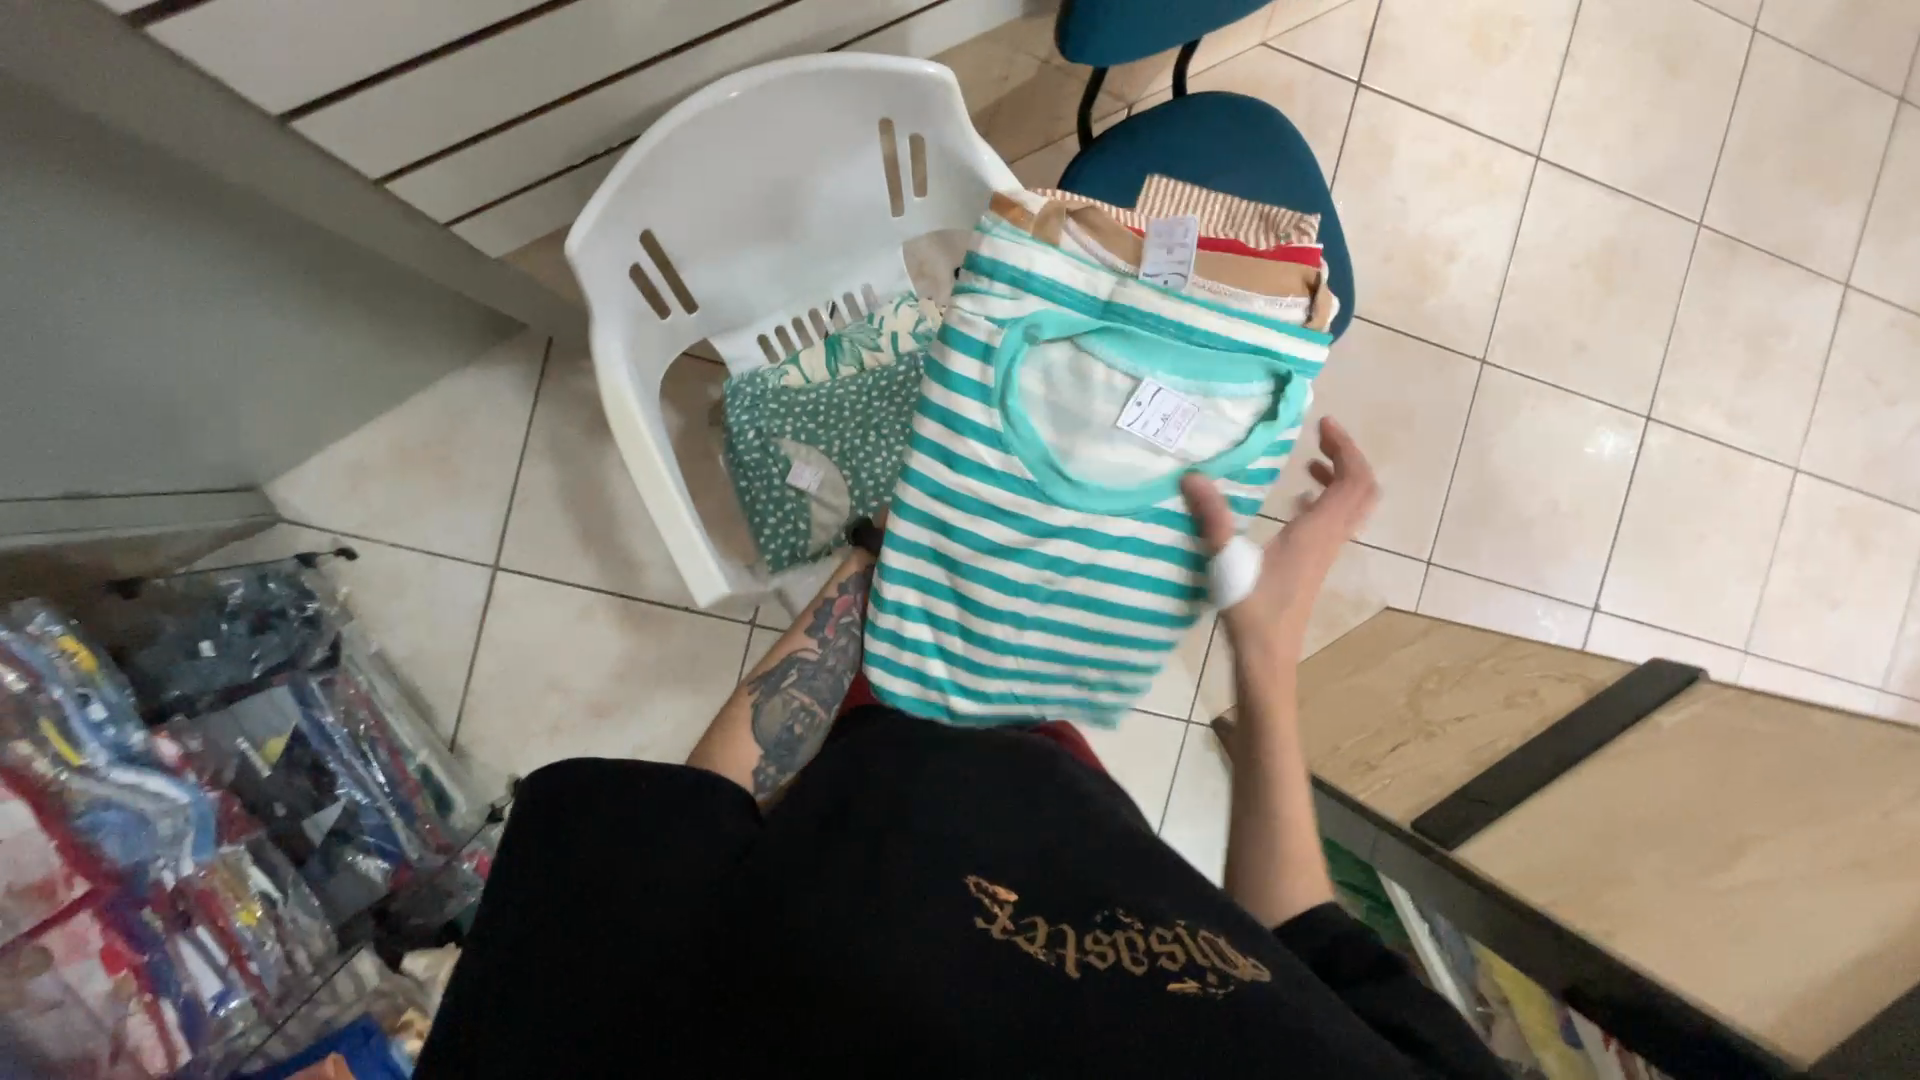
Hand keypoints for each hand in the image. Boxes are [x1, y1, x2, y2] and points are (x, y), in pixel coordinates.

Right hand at [1180, 417, 1378, 662]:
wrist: (1268, 655)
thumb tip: (1192, 477)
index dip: (1346, 447)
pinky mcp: (1314, 565)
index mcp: (1317, 532)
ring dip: (1340, 479)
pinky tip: (1298, 501)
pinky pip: (1336, 522)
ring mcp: (1324, 554)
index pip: (1353, 480)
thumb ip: (1211, 518)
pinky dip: (1326, 501)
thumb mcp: (1226, 561)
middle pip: (1362, 490)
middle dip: (1348, 458)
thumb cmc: (1251, 610)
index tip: (1322, 424)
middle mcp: (1329, 539)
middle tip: (1321, 438)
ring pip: (1353, 507)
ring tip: (1311, 463)